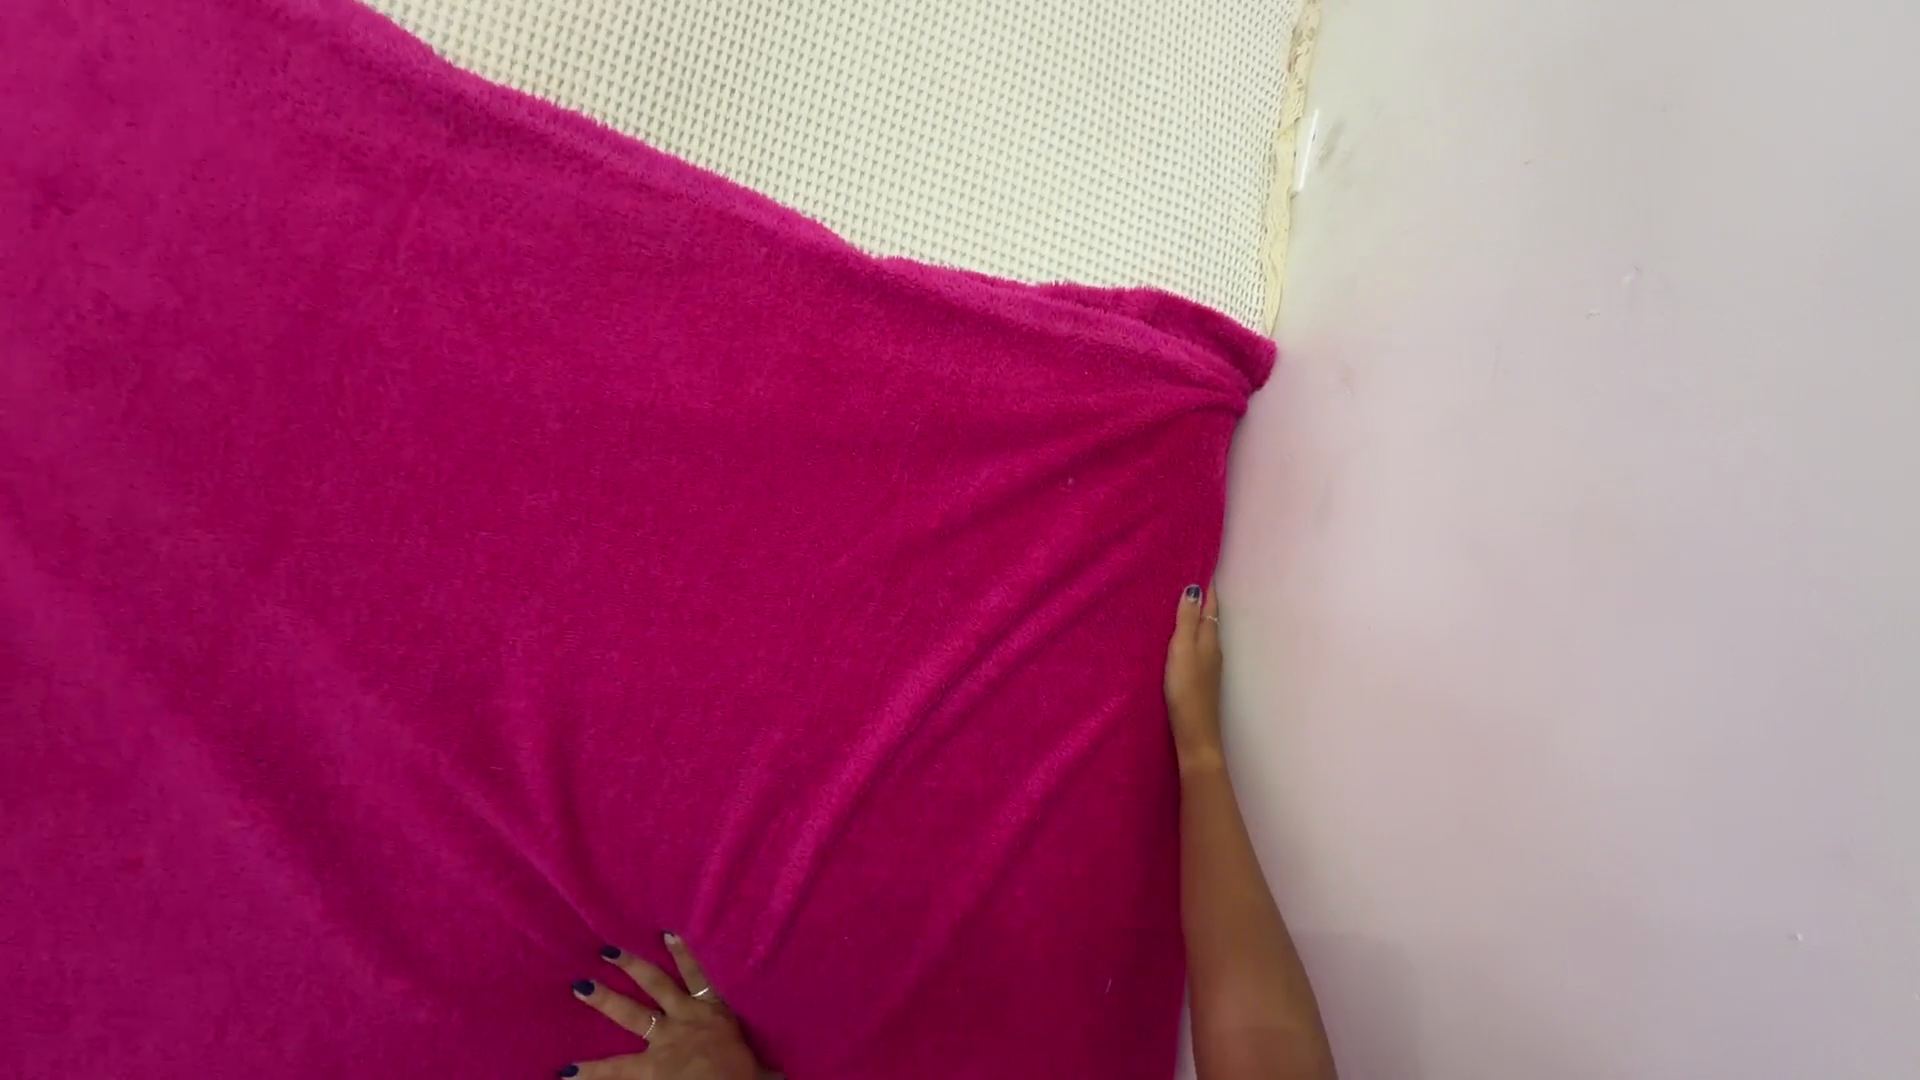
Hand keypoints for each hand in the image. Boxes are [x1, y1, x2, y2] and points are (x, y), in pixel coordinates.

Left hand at [563, 934, 769, 1079]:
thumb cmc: (747, 1073)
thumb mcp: (763, 1058)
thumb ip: (765, 1059)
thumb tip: (782, 1067)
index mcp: (716, 1011)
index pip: (698, 973)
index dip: (683, 952)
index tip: (666, 932)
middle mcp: (687, 1018)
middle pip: (656, 985)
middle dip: (633, 967)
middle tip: (607, 950)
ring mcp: (665, 1042)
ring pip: (632, 1014)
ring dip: (606, 999)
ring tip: (581, 986)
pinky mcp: (650, 1070)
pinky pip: (615, 1070)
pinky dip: (591, 1071)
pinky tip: (565, 1071)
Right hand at [1163, 584, 1223, 774]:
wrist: (1195, 731)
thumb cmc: (1186, 689)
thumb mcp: (1182, 649)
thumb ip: (1187, 620)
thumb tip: (1194, 588)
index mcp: (1209, 638)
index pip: (1210, 605)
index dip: (1207, 586)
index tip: (1200, 564)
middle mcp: (1213, 648)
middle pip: (1209, 617)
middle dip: (1201, 598)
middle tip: (1187, 578)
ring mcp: (1208, 664)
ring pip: (1203, 632)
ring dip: (1195, 616)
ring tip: (1180, 603)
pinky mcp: (1200, 678)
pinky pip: (1197, 646)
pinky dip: (1190, 634)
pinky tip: (1179, 638)